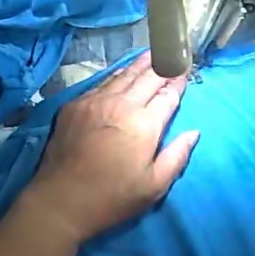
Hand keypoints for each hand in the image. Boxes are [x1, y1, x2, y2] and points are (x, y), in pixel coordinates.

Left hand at [14, 52, 199, 245]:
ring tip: (151, 55)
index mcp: (144, 124)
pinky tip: (120, 74)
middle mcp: (121, 105)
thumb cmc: (112, 198)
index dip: (178, 83)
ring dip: (139, 65)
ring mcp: (94, 102)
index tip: (186, 72)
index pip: (168, 96)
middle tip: (172, 54)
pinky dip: (115, 76)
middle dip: (162, 66)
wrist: (60, 200)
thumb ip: (177, 156)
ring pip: (122, 76)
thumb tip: (194, 133)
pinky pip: (100, 84)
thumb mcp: (154, 186)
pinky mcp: (74, 106)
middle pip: (146, 78)